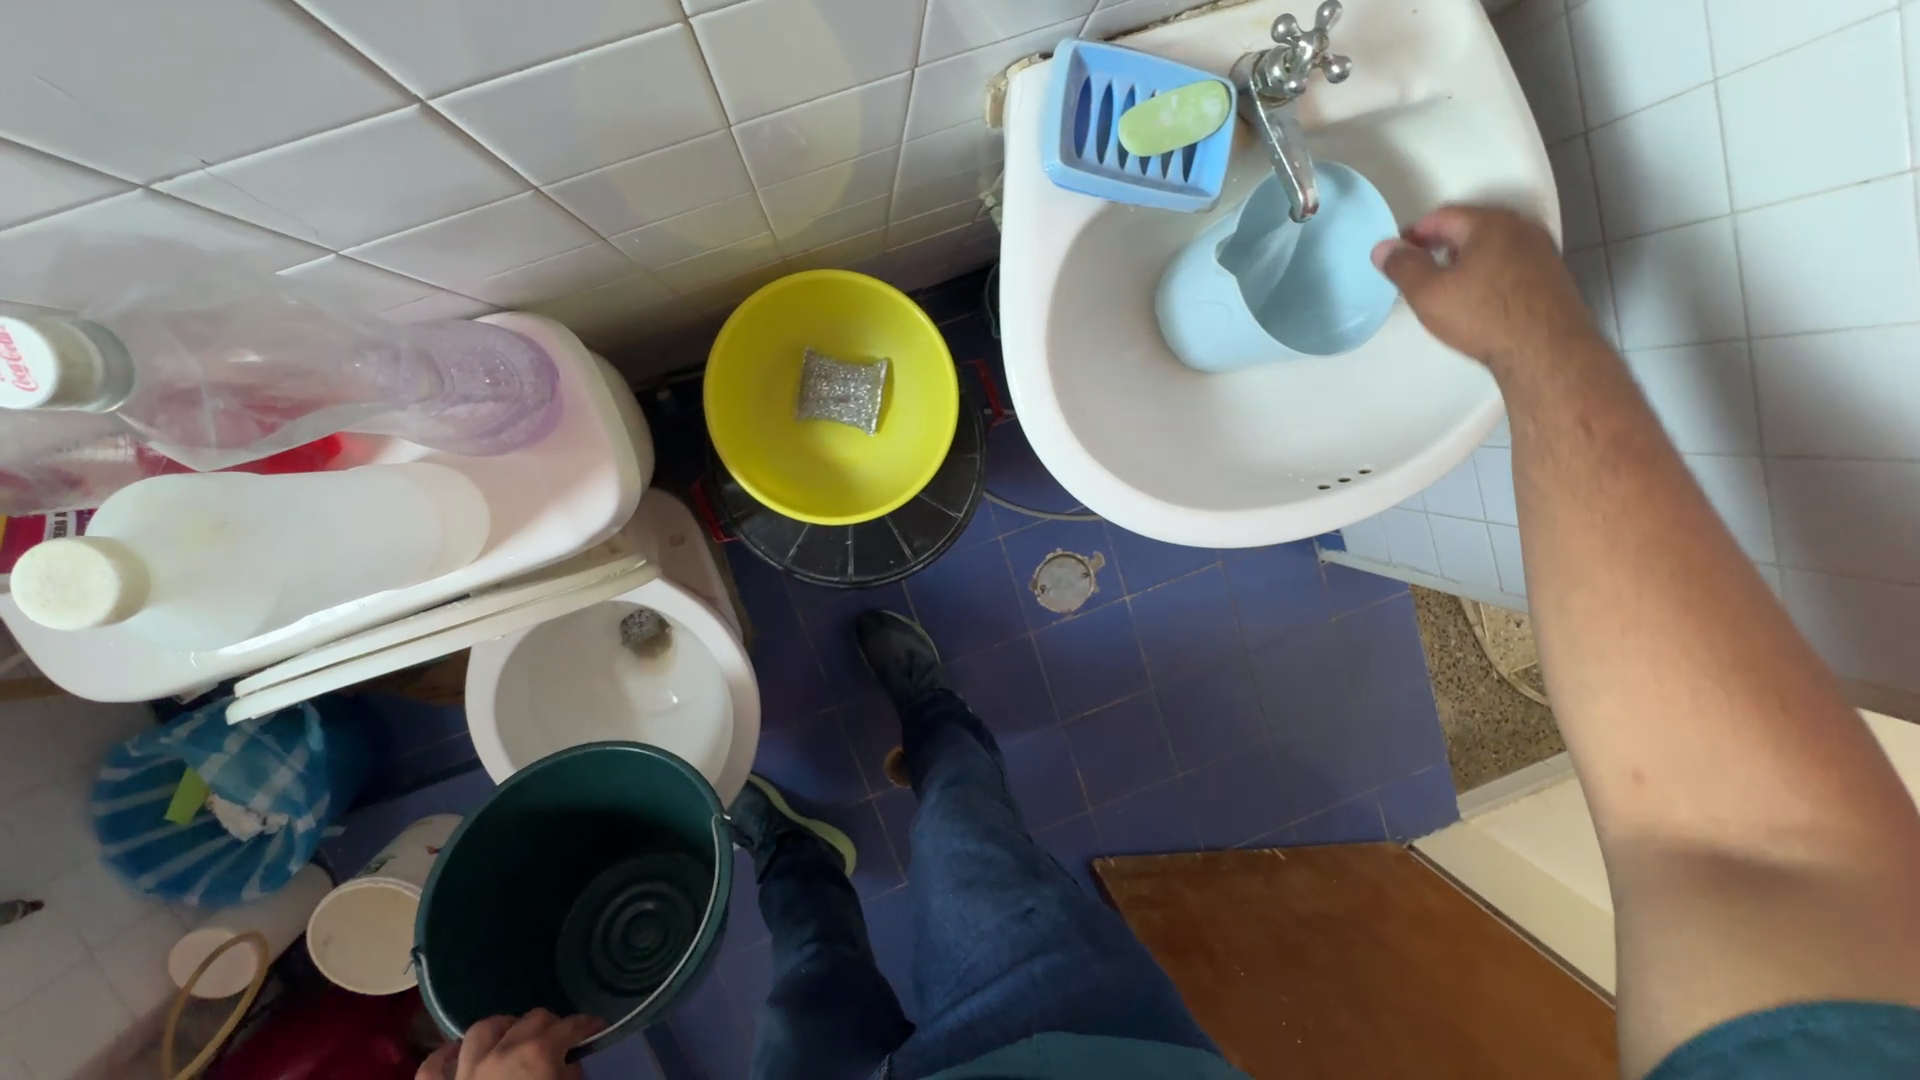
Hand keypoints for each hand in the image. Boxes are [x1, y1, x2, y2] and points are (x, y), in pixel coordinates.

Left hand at [417, 1010, 606, 1079]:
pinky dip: (445, 1058)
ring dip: (502, 1030)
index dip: (588, 1026)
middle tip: (558, 1040)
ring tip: (510, 1039)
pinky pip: (433, 1067)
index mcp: (539, 1054)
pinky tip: (455, 1057)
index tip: (596, 1030)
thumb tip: (566, 1067)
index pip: (573, 1025)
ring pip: (483, 1031)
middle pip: (533, 1018)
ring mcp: (464, 1073)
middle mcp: (502, 1052)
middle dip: (551, 1025)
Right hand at [1371, 205, 1604, 370]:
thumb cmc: (1483, 316)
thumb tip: (1383, 248)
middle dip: (1440, 245)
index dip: (1413, 234)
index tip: (1398, 256)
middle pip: (1469, 227)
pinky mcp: (1550, 274)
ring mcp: (1540, 250)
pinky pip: (1508, 262)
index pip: (1442, 216)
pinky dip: (1486, 271)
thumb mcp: (1428, 293)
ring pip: (1490, 245)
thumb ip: (1402, 266)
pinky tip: (1477, 298)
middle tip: (1418, 271)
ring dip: (1464, 259)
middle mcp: (1520, 228)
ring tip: (1445, 287)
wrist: (1544, 349)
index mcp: (1489, 224)